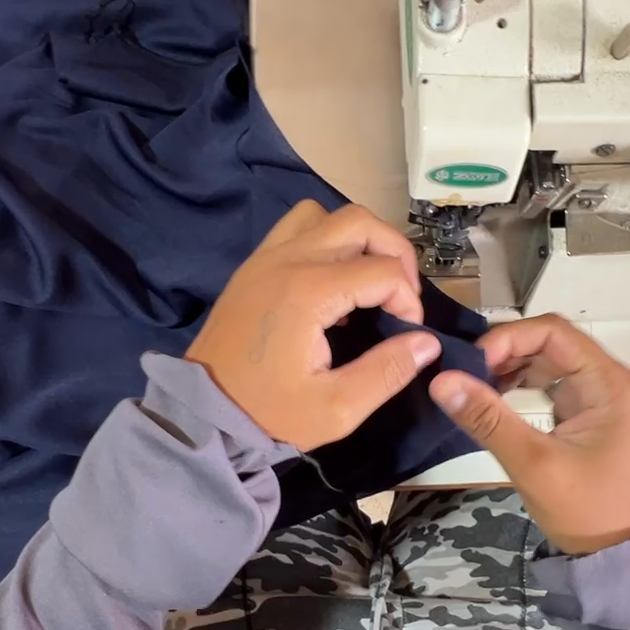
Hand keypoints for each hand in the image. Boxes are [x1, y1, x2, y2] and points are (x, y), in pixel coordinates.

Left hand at [186, 201, 441, 450]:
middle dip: (394, 252)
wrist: (202, 414)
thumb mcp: (337, 408)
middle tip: (401, 295)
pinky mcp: (253, 266)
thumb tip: (427, 342)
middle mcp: (287, 260)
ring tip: (367, 279)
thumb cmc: (269, 414)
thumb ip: (388, 371)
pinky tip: (332, 283)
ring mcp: (265, 258)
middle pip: (359, 222)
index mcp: (309, 291)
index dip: (409, 299)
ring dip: (357, 238)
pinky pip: (296, 228)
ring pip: (324, 215)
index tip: (409, 333)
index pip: (383, 270)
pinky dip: (325, 240)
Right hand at [428, 314, 629, 554]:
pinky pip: (547, 381)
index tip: (471, 364)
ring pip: (545, 359)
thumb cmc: (584, 509)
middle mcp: (608, 378)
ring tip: (472, 384)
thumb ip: (488, 419)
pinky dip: (517, 383)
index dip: (508, 338)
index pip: (553, 332)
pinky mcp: (584, 410)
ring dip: (508, 366)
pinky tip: (491, 396)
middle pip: (549, 341)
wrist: (614, 553)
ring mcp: (597, 394)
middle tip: (464, 373)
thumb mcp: (532, 464)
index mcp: (609, 383)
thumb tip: (441, 380)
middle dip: (505, 351)